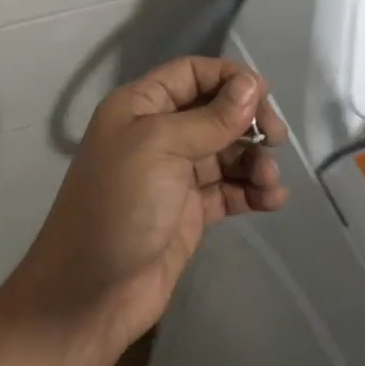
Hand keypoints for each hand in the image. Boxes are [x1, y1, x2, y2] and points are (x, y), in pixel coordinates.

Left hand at [0, 56, 287, 365]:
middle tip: (275, 139)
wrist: (89, 293)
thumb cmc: (118, 205)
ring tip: (268, 182)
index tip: (265, 95)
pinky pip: (228, 189)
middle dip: (247, 120)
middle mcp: (157, 132)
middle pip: (214, 109)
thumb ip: (209, 117)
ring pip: (226, 151)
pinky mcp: (189, 212)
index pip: (191, 73)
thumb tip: (252, 84)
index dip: (229, 78)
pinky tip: (271, 201)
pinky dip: (251, 191)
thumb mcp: (160, 147)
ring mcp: (174, 174)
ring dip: (254, 160)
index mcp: (140, 105)